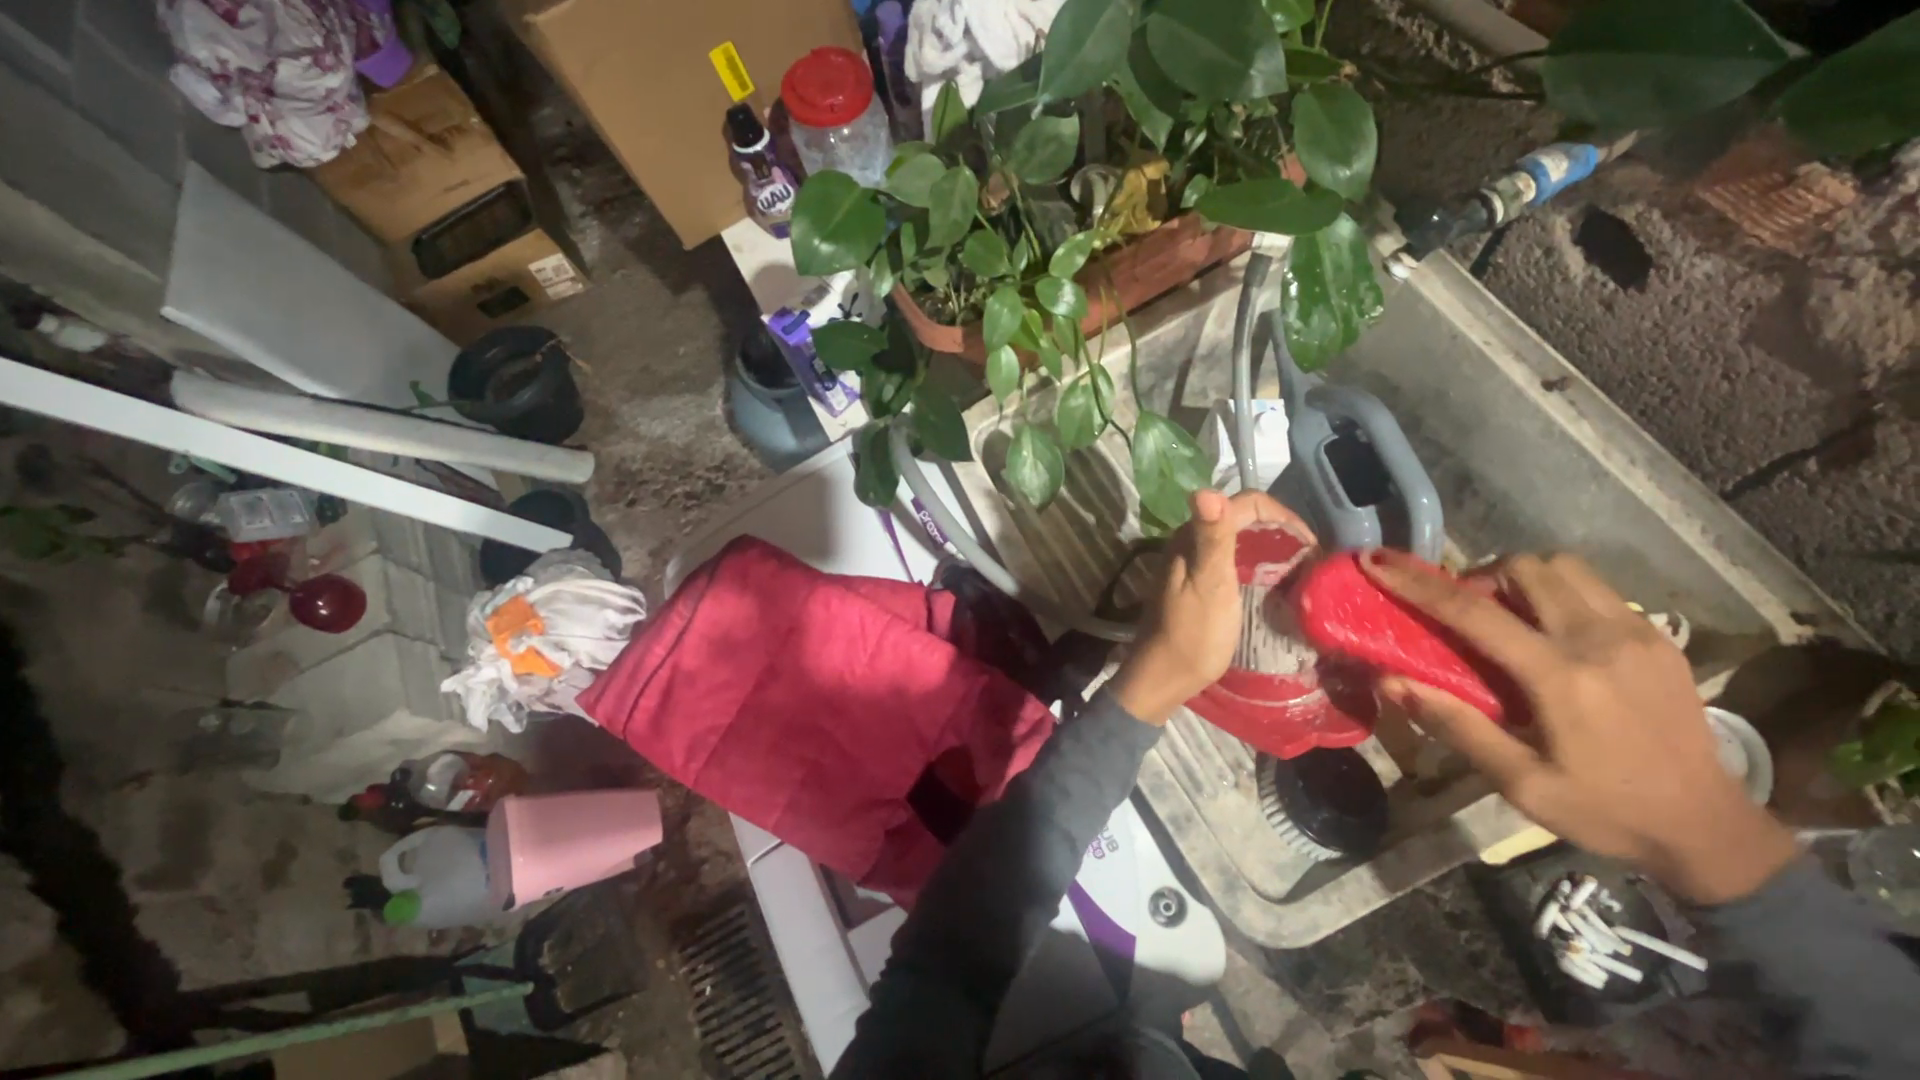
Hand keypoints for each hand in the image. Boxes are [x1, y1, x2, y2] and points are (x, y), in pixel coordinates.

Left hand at [1108, 490, 1314, 724]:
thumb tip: (1204, 490)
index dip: (1283, 515)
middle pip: (1245, 518)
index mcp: (1193, 535)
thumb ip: (1212, 538)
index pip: (1247, 503)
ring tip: (1300, 569)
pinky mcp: (1199, 582)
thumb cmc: (1193, 633)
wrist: (1164, 676)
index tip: (1311, 543)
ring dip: (1272, 547)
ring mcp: (1194, 562)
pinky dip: (1260, 564)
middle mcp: (1191, 540)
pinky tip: (1274, 584)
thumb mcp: (1209, 584)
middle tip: (1310, 557)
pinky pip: (1235, 560)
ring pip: (1241, 539)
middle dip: (1281, 530)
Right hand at [1362, 550, 1797, 904]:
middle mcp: (1599, 640)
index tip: (1377, 562)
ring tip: (1504, 615)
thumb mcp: (1521, 783)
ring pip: (1565, 568)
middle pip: (1526, 568)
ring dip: (1522, 579)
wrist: (1709, 829)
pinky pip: (1596, 590)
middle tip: (1461, 610)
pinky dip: (1559, 595)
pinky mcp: (1658, 639)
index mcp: (1560, 677)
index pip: (1474, 612)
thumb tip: (1390, 681)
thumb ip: (1456, 725)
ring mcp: (1636, 633)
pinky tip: (1551, 634)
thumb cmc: (1605, 811)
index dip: (1418, 584)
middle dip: (1479, 576)